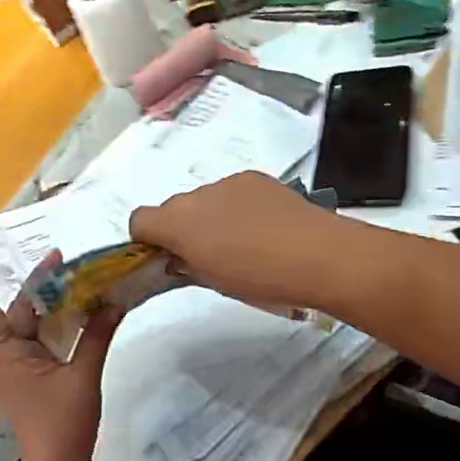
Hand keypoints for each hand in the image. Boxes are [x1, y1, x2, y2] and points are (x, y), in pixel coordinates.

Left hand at [0, 249, 122, 460]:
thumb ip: (96, 337)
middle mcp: (9, 357)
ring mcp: (22, 369)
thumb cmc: (62, 422)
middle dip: (40, 286)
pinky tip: (80, 314)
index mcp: (8, 355)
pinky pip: (44, 343)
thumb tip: (113, 303)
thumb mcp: (83, 376)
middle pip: (21, 312)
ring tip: (76, 279)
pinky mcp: (36, 379)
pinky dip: (59, 327)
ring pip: (34, 327)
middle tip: (64, 258)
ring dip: (52, 305)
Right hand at [129, 171, 354, 310]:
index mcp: (179, 223)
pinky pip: (232, 192)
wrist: (319, 255)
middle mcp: (197, 195)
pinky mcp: (256, 178)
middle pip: (173, 209)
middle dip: (182, 229)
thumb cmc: (260, 279)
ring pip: (204, 200)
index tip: (167, 258)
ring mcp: (228, 182)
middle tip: (208, 257)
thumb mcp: (214, 282)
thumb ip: (187, 266)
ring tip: (243, 244)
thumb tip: (180, 258)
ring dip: (211, 218)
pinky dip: (236, 207)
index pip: (140, 220)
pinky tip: (263, 229)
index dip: (147, 239)